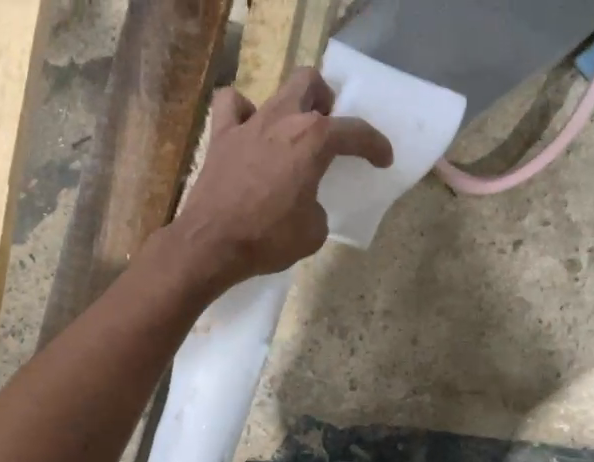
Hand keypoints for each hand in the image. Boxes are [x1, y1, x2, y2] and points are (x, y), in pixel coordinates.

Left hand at [168, 68, 392, 290]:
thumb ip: (317, 210)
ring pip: (274, 90)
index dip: (374, 145)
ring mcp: (248, 125)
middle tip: (326, 127)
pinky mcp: (220, 139)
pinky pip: (229, 106)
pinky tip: (246, 130)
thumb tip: (307, 207)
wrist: (211, 245)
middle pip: (310, 84)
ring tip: (289, 131)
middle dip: (323, 101)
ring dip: (287, 106)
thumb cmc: (267, 240)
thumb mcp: (312, 234)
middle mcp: (283, 120)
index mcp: (314, 140)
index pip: (355, 133)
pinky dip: (240, 111)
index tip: (381, 159)